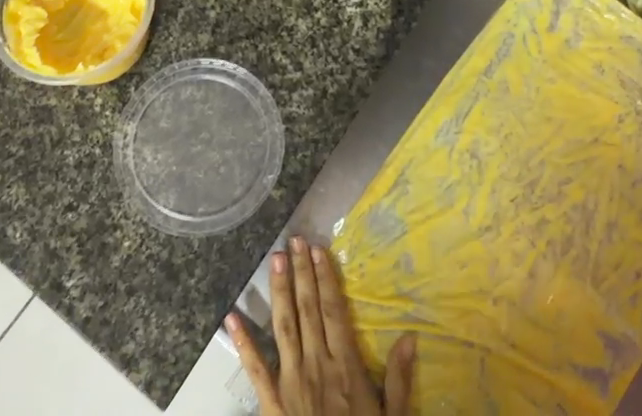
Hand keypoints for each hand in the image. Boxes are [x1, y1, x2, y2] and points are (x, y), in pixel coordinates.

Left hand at [229, 236, 415, 415]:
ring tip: (274, 260)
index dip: (325, 278)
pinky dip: (241, 342)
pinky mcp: (271, 402)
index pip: (333, 311)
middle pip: (308, 310)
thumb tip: (411, 337)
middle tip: (294, 241)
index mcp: (346, 366)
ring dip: (279, 291)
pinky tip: (231, 317)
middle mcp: (316, 364)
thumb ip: (400, 378)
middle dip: (301, 273)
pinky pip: (254, 368)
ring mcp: (290, 381)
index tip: (318, 250)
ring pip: (283, 327)